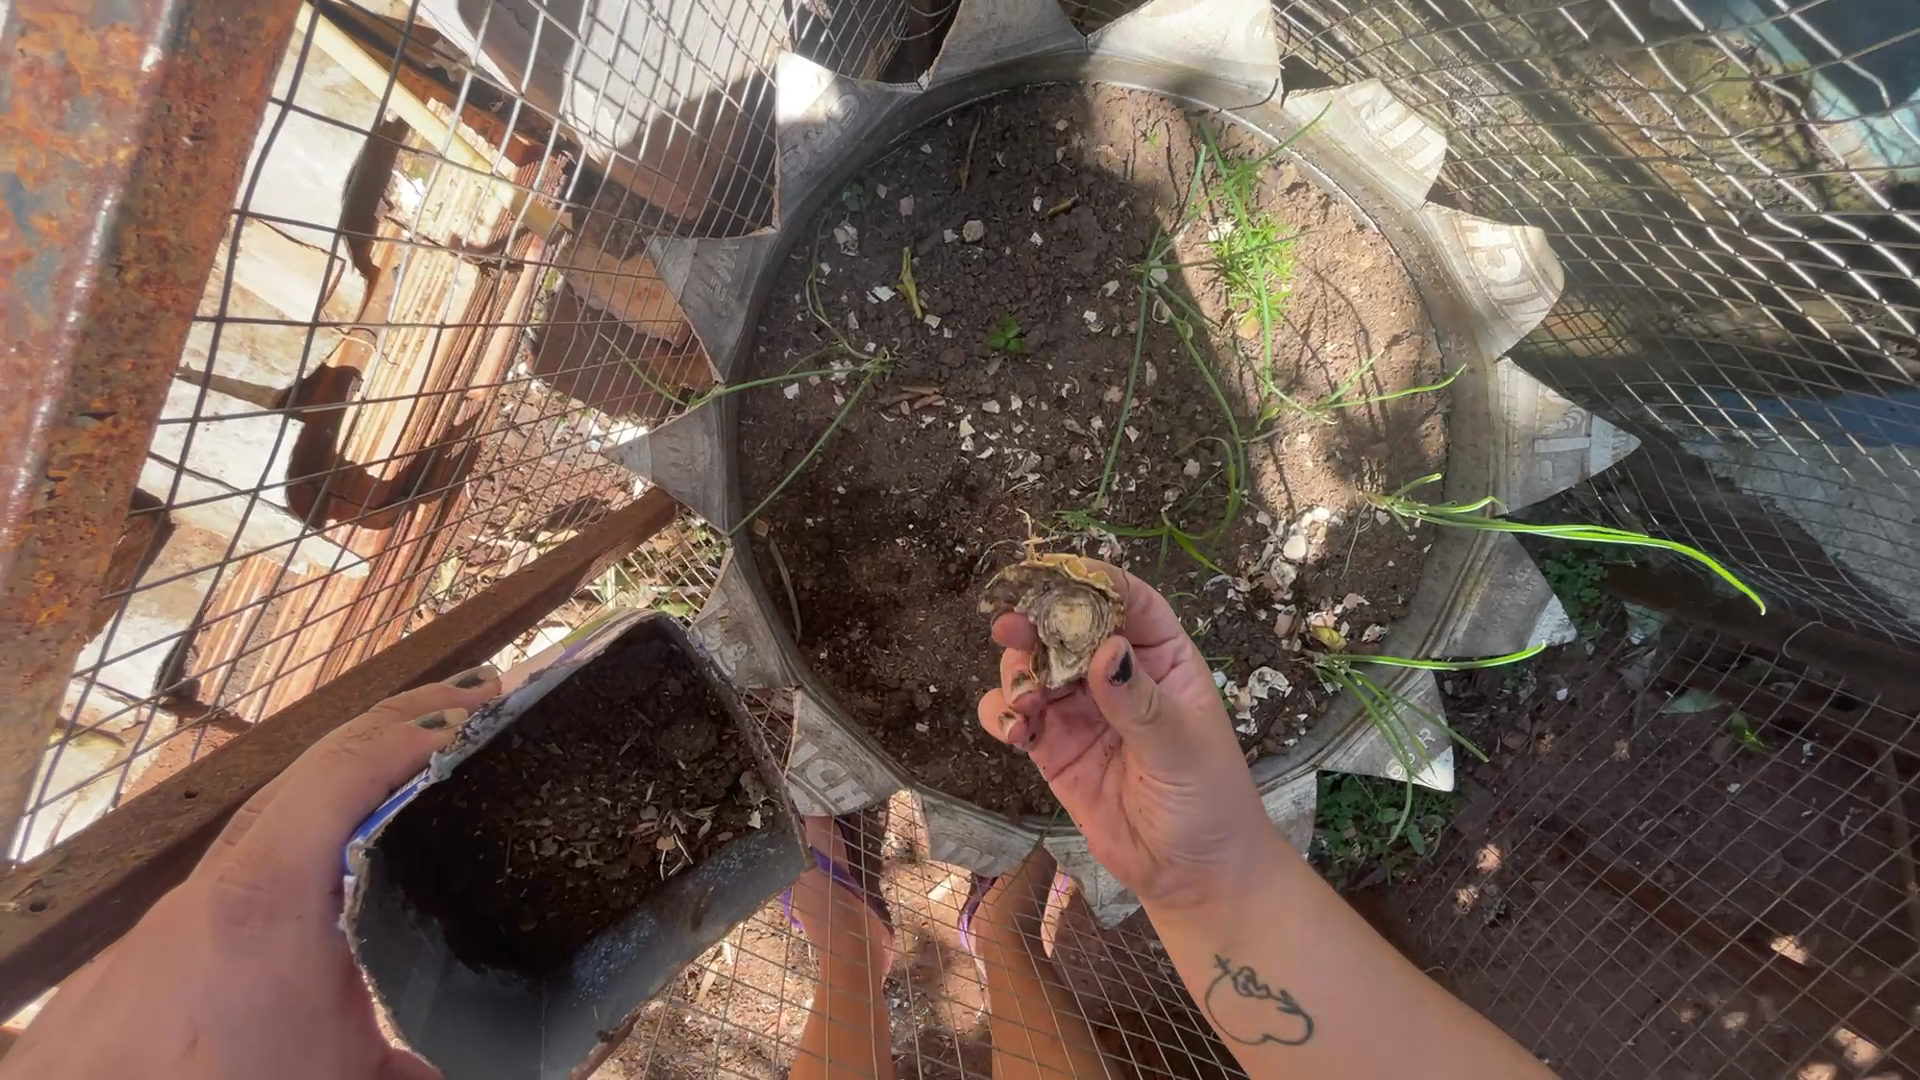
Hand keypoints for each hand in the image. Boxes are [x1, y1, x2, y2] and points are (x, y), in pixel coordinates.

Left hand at [1, 670, 500, 1079]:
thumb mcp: (343, 1073)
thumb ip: (421, 1052)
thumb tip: (479, 1044)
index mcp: (263, 905)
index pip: (341, 773)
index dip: (415, 728)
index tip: (483, 714)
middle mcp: (209, 890)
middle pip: (313, 764)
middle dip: (404, 716)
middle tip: (481, 694)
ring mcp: (168, 911)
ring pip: (276, 805)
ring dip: (360, 763)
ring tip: (427, 744)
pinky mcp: (143, 942)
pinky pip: (243, 849)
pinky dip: (312, 812)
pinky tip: (348, 832)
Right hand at [975, 563, 1281, 913]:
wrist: (1191, 875)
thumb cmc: (1207, 800)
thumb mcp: (1182, 747)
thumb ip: (1139, 701)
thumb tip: (1104, 649)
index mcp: (1160, 659)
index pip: (1129, 603)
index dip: (1094, 581)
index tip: (1054, 574)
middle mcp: (1115, 674)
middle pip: (1068, 628)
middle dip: (1037, 624)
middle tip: (1009, 629)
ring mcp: (1079, 709)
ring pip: (1034, 667)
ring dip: (1018, 673)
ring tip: (1026, 700)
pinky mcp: (1052, 746)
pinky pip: (1017, 716)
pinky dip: (1006, 715)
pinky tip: (1018, 732)